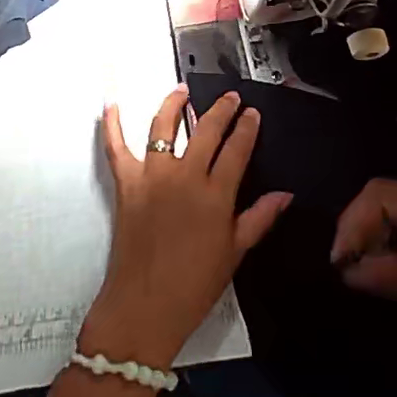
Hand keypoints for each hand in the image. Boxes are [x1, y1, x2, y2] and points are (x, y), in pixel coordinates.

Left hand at [83, 87, 291, 368]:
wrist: (145, 306)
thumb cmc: (194, 284)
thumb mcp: (235, 252)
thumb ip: (259, 218)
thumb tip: (285, 195)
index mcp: (216, 194)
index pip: (237, 149)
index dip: (247, 128)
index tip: (252, 114)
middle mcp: (185, 177)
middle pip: (206, 130)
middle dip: (221, 109)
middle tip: (229, 98)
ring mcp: (153, 177)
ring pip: (163, 127)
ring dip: (173, 104)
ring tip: (181, 90)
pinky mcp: (127, 185)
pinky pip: (116, 149)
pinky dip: (112, 125)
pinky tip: (112, 105)